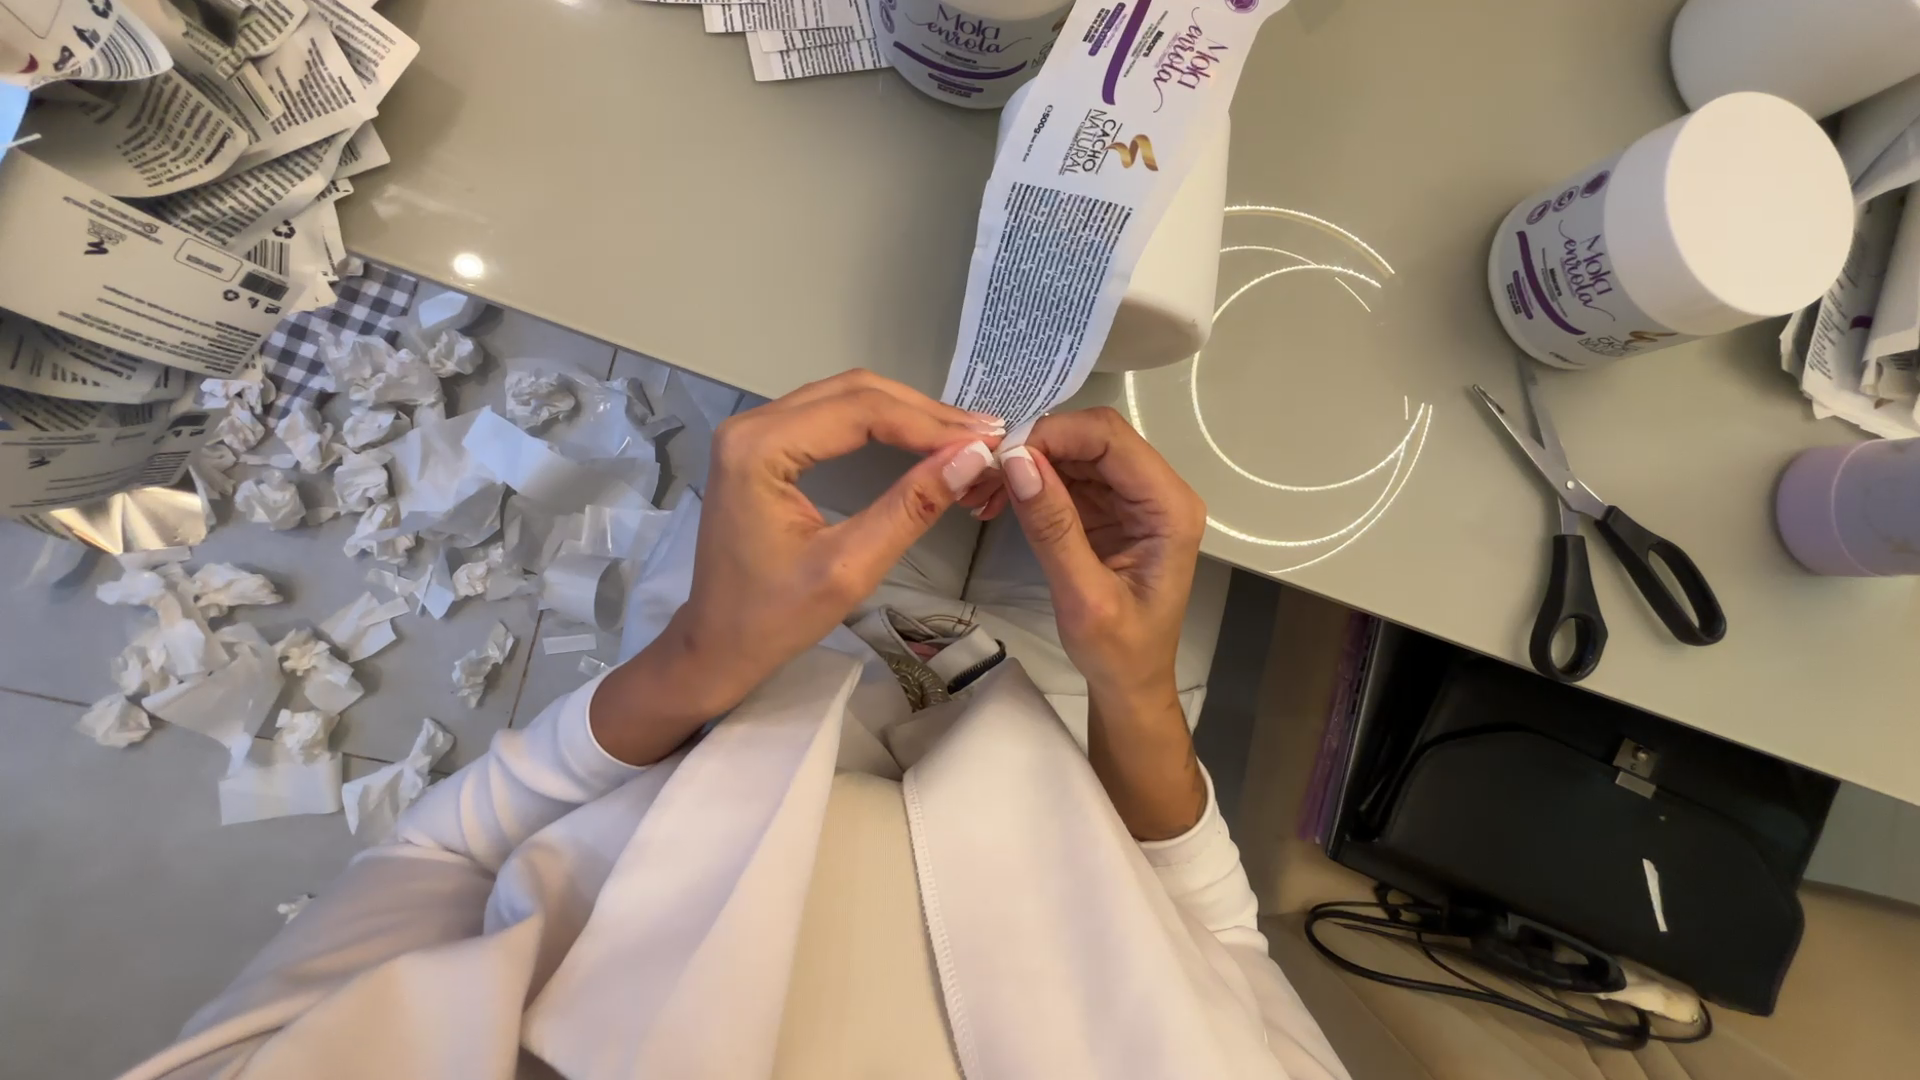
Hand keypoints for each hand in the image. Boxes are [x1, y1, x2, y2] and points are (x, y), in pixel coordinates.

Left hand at [592, 371, 1001, 764]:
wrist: (716, 645)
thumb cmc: (773, 618)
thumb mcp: (850, 567)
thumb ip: (911, 507)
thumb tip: (972, 458)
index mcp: (760, 448)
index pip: (862, 411)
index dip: (930, 424)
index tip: (986, 441)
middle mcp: (752, 424)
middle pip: (855, 392)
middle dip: (924, 413)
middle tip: (983, 436)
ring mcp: (754, 432)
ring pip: (845, 398)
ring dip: (906, 414)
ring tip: (961, 437)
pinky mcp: (763, 447)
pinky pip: (831, 417)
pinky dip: (880, 424)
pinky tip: (917, 439)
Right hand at [994, 407, 1209, 838]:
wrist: (1130, 684)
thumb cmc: (1119, 652)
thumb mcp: (1083, 596)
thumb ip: (1054, 526)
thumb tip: (1017, 461)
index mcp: (1168, 508)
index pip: (1111, 439)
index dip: (1055, 434)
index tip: (1002, 456)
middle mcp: (1157, 492)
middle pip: (1093, 438)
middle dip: (1038, 446)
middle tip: (984, 472)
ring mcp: (1132, 499)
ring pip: (1076, 453)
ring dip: (1029, 463)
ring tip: (982, 489)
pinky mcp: (1109, 510)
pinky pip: (1068, 477)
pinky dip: (1032, 482)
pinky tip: (998, 498)